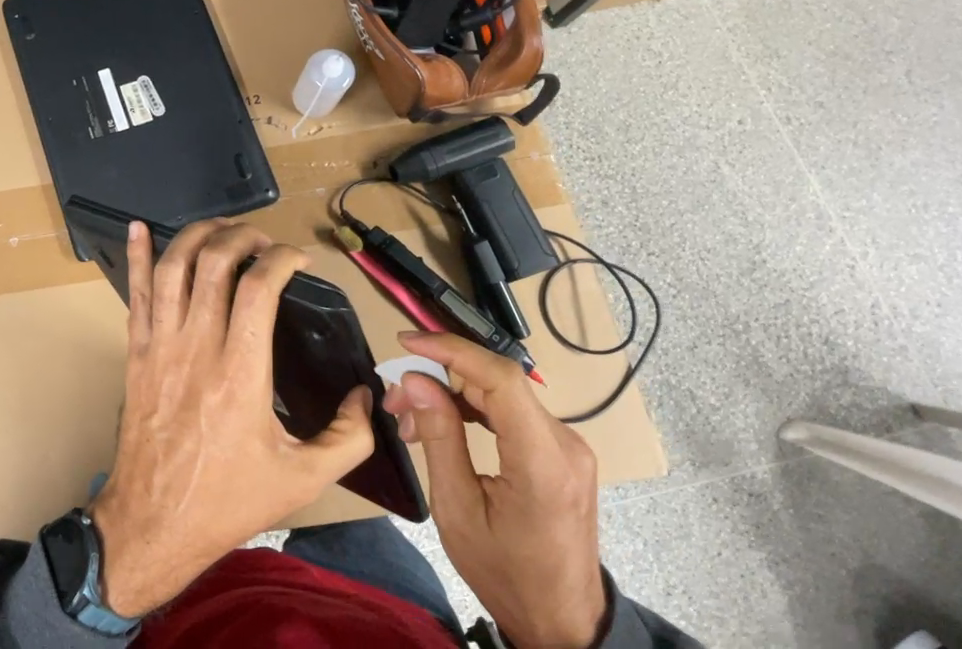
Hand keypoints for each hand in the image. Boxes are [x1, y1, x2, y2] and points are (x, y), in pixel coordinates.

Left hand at [88, 219, 375, 616]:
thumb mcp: (304, 479)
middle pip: (214, 264)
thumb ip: (349, 436)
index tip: (300, 259)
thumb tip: (365, 394)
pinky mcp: (136, 353)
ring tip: (221, 229)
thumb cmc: (229, 500)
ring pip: (172, 268)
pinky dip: (135, 257)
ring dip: (196, 237)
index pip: (260, 287)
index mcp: (242, 371)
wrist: (156, 521)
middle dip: (241, 237)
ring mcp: (160, 346)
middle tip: (263, 241)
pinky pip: (134, 294)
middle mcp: (198, 346)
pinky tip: (138, 229)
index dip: (283, 259)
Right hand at [383, 331, 608, 648]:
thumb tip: (415, 381)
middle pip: (497, 382)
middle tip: (394, 397)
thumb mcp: (457, 509)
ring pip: (501, 394)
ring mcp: (568, 446)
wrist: (563, 618)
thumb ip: (439, 437)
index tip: (405, 343)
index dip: (451, 350)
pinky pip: (511, 413)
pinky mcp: (561, 452)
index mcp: (542, 460)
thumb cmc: (504, 572)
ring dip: (452, 393)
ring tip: (409, 416)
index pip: (500, 378)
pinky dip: (472, 409)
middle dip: (439, 376)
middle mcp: (565, 442)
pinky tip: (440, 423)